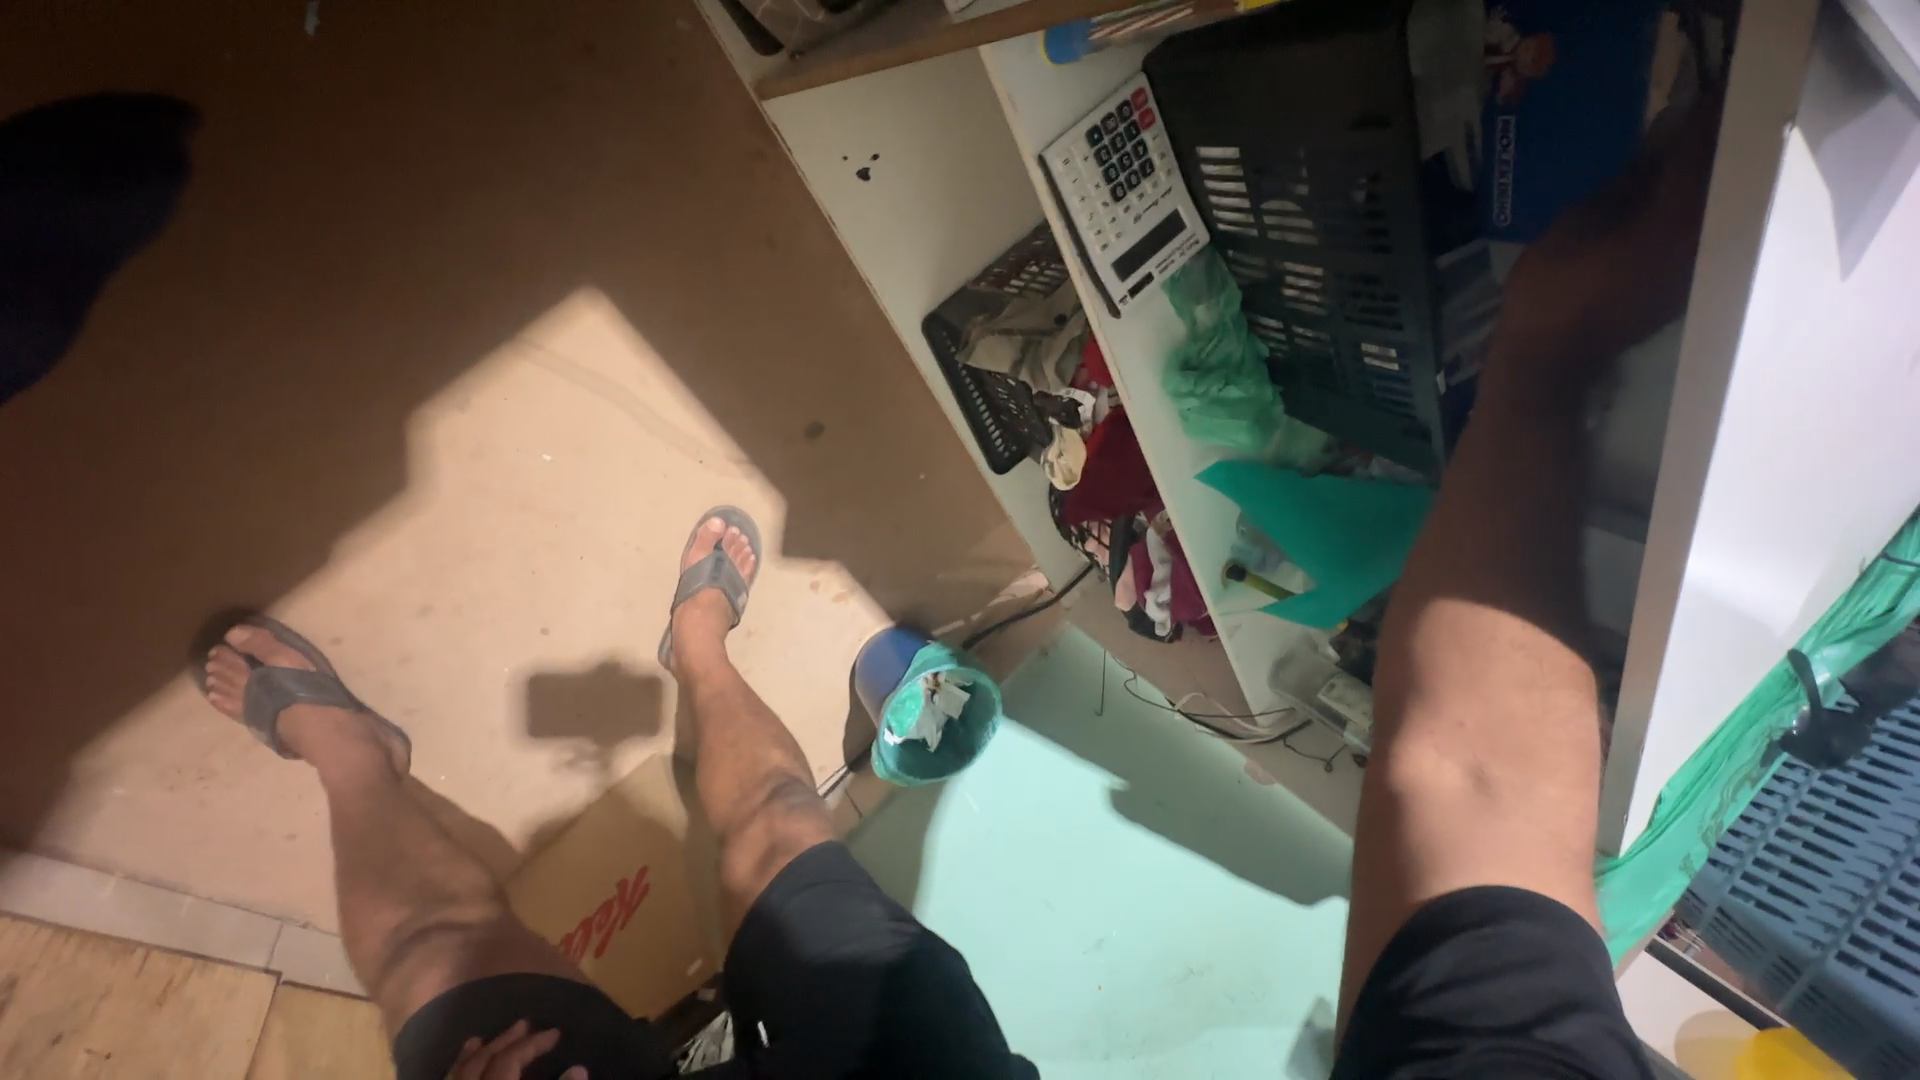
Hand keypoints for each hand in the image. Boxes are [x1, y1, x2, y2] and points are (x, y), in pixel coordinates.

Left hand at [445, 1019, 583, 1079]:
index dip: (533, 1044)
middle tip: (525, 1024)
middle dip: (504, 1041)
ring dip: (469, 1057)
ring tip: (477, 1040)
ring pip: (454, 1077)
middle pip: (481, 1063)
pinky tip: (454, 1073)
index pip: (510, 1060)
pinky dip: (450, 1076)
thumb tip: (579, 1068)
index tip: (555, 1033)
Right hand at [1488, 95, 1723, 400]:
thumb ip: (1615, 190)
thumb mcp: (1567, 231)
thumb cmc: (1547, 296)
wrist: (1549, 361)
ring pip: (1711, 210)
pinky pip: (1699, 236)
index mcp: (1672, 220)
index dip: (1697, 125)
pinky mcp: (1684, 286)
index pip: (1698, 155)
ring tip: (1678, 168)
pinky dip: (1689, 217)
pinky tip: (1667, 210)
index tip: (1697, 99)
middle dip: (1704, 154)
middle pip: (1716, 181)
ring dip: (1699, 188)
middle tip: (1688, 131)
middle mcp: (1700, 238)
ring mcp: (1696, 266)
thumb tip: (1651, 157)